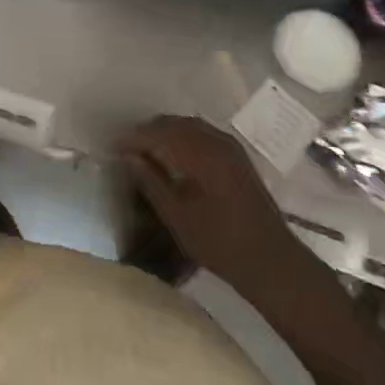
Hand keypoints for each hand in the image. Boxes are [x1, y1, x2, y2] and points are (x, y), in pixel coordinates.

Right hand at [118, 115, 305, 298]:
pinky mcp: (239, 157)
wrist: (271, 260)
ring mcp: (231, 148)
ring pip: (191, 126)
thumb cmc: (219, 243)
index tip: (113, 147)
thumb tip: (129, 157)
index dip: (134, 138)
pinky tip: (176, 154)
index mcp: (201, 155)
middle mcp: (217, 143)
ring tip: (147, 149)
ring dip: (167, 131)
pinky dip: (185, 136)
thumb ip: (151, 181)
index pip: (159, 134)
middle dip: (149, 131)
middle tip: (128, 147)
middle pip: (175, 124)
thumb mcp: (177, 215)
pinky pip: (205, 133)